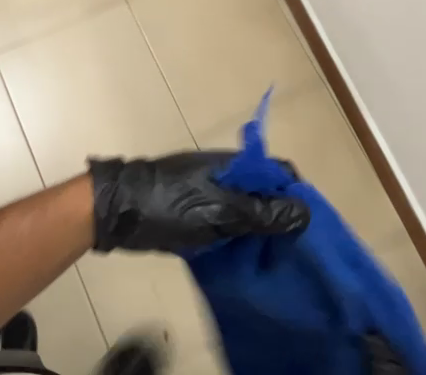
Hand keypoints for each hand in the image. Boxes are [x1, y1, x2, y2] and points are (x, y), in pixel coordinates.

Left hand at [87, 151, 310, 252]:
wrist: (117, 210)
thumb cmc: (169, 205)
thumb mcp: (219, 211)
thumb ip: (260, 211)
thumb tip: (304, 210)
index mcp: (231, 164)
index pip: (276, 171)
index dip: (295, 195)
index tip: (308, 229)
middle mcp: (223, 174)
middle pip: (263, 192)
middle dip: (281, 217)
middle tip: (295, 251)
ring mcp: (207, 192)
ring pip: (246, 209)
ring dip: (260, 231)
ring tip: (276, 261)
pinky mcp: (194, 211)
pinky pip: (227, 222)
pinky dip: (239, 238)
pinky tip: (247, 262)